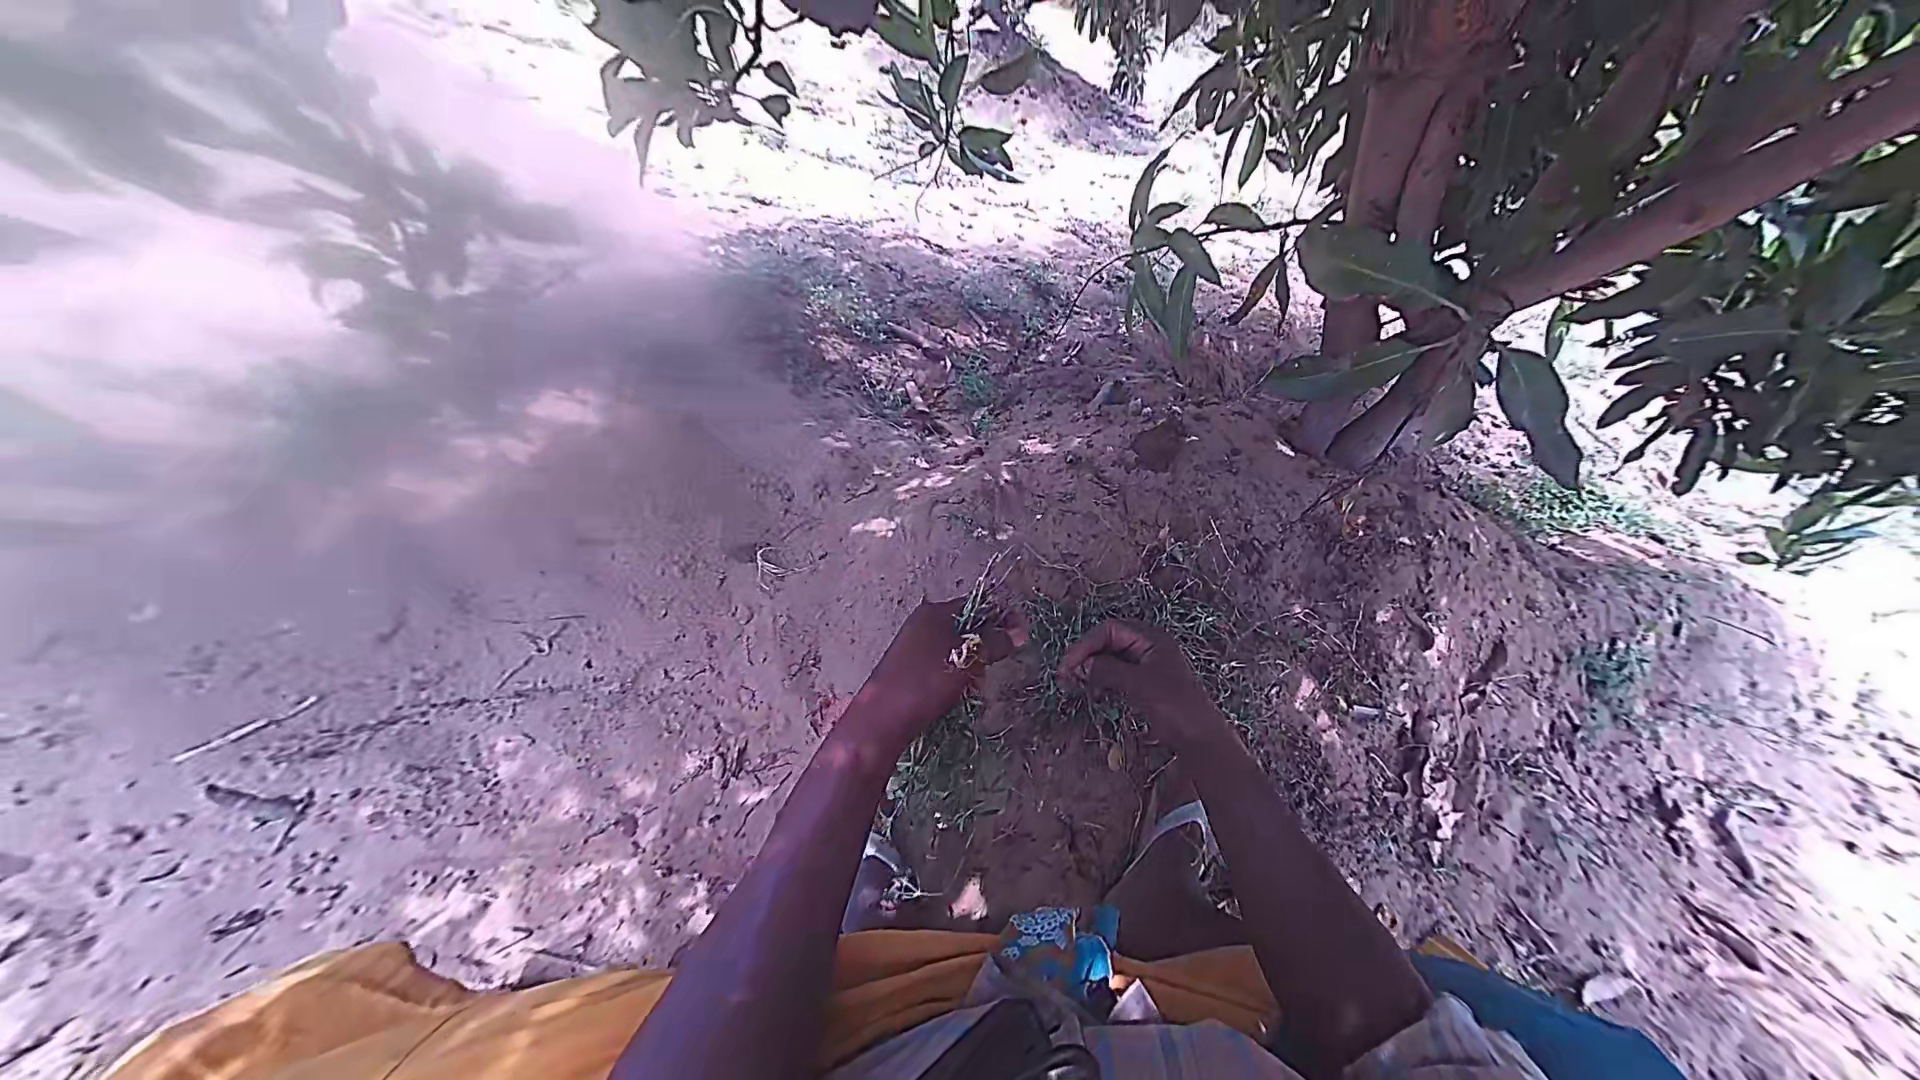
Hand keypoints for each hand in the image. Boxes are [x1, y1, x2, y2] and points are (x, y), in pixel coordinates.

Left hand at [843, 597, 1028, 754]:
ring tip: (973, 686)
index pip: (977, 604)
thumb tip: (1019, 631)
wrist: (882, 719)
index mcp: (934, 612)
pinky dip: (955, 676)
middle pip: (967, 627)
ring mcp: (914, 646)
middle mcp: (922, 623)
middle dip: (985, 647)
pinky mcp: (910, 669)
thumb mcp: (966, 659)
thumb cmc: (925, 682)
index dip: (1002, 618)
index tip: (1020, 636)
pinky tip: (957, 694)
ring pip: (956, 649)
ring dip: (971, 665)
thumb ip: (994, 642)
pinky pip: (943, 665)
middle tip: (990, 668)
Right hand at [1058, 620, 1227, 749]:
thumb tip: (1079, 665)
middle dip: (1086, 656)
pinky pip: (1117, 674)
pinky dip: (1102, 680)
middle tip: (1066, 676)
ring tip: (1075, 684)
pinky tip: (1094, 692)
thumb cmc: (1174, 706)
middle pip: (1109, 642)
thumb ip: (1108, 670)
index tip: (1068, 665)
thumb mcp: (1139, 684)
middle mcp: (1149, 647)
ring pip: (1111, 659)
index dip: (1086, 645)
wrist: (1201, 739)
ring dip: (1092, 669)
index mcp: (1151, 639)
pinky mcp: (1146, 684)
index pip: (1110, 630)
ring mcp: (1148, 666)